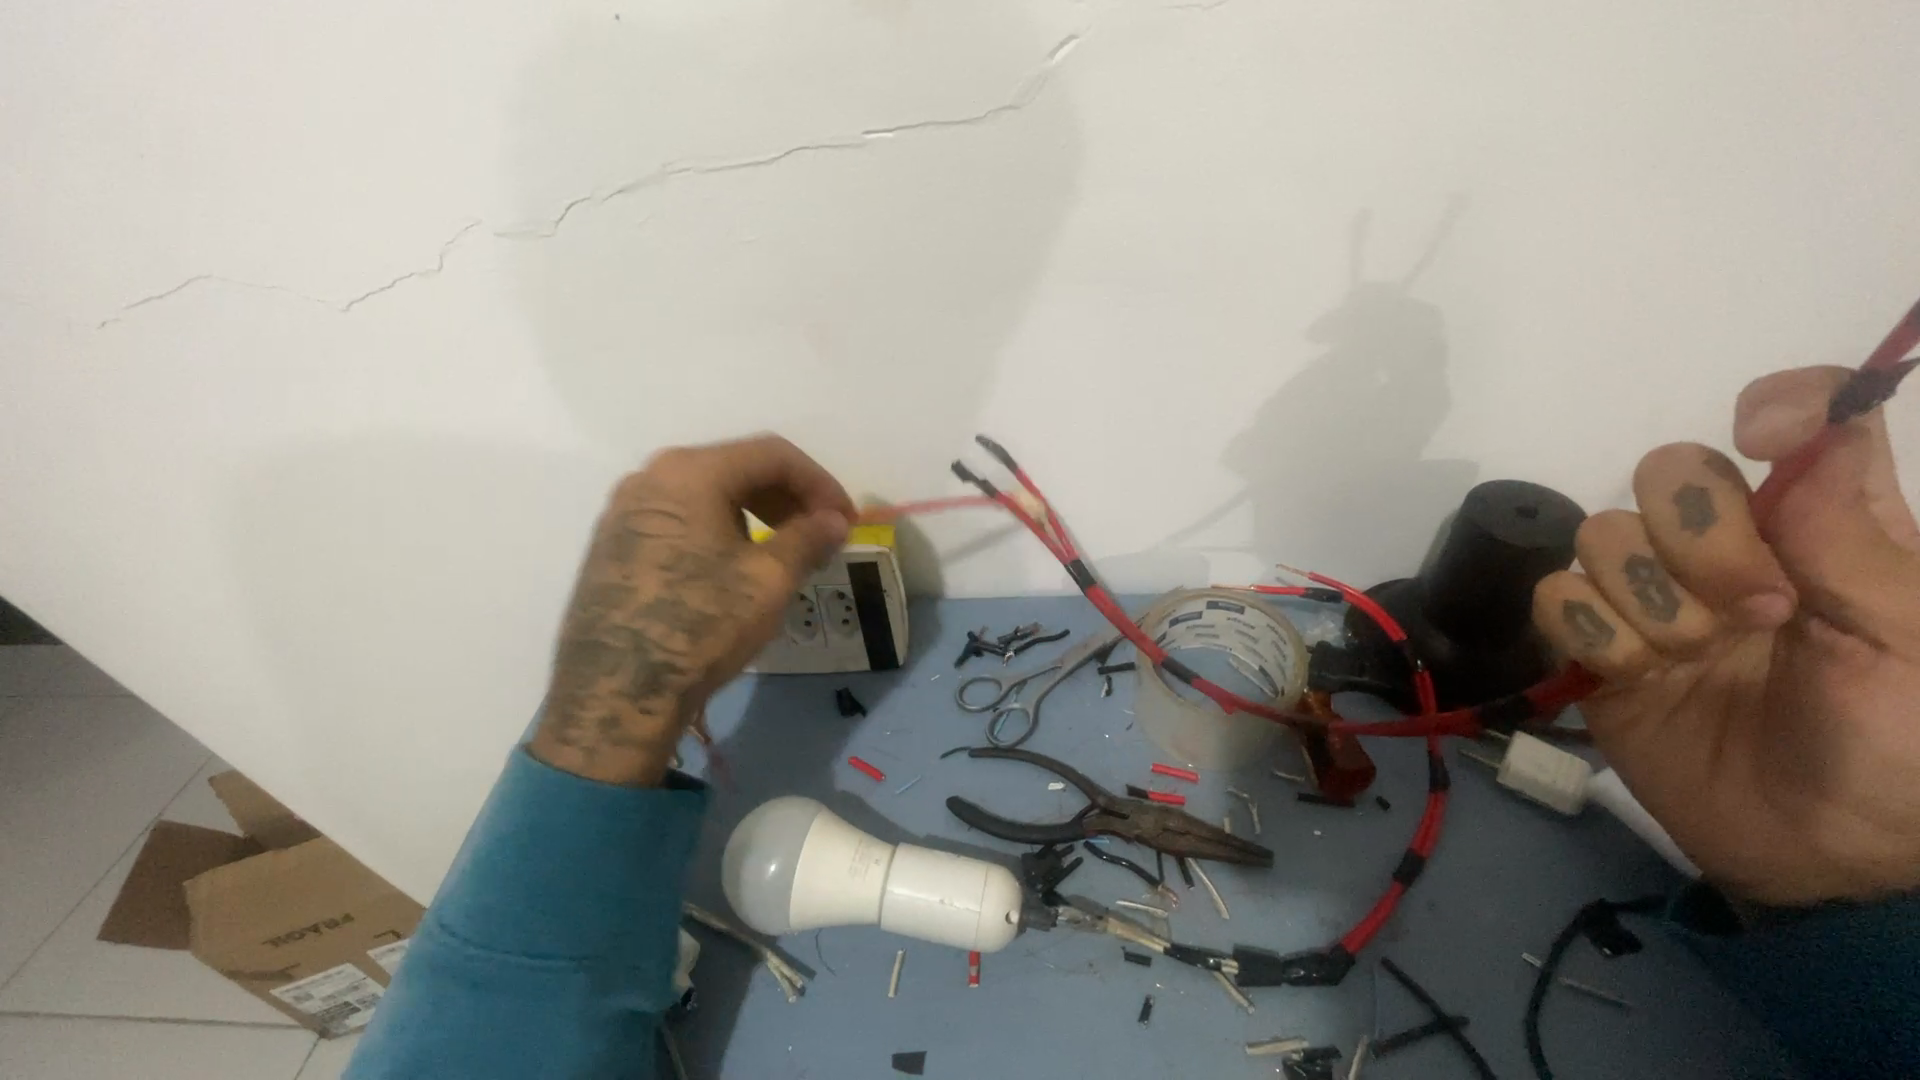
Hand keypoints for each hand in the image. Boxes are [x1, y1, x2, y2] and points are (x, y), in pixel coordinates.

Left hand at [530, 435, 853, 785]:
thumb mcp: (769, 580)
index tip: (846, 520)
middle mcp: (651, 477)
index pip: (772, 455)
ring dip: (755, 514)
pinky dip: (719, 530)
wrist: (615, 692)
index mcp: (690, 472)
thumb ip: (808, 538)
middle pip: (736, 468)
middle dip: (788, 498)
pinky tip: (734, 568)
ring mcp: (624, 511)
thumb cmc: (701, 625)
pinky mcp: (612, 544)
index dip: (820, 483)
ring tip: (782, 552)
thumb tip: (834, 521)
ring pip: (706, 494)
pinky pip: (680, 519)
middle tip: (820, 535)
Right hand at [1533, 366, 1919, 904]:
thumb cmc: (1897, 745)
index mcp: (1821, 533)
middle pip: (1666, 471)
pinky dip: (1594, 636)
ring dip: (1650, 602)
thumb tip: (1805, 445)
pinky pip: (1556, 600)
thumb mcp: (1911, 644)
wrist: (1815, 849)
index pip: (1802, 426)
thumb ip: (1854, 543)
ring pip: (1601, 537)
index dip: (1781, 405)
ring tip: (1693, 658)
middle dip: (1698, 536)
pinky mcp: (1591, 643)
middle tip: (1755, 608)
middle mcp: (1726, 549)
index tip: (1765, 439)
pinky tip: (1635, 674)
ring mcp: (1649, 596)